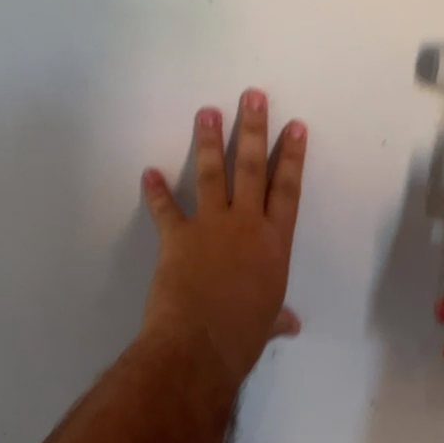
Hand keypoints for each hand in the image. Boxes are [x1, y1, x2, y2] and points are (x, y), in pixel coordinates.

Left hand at [140, 89, 307, 386]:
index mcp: (275, 244)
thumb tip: (291, 326)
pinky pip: (165, 209)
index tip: (294, 126)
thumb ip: (277, 316)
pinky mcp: (177, 237)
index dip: (292, 156)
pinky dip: (155, 191)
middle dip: (253, 129)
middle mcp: (246, 225)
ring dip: (210, 141)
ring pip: (213, 174)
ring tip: (208, 111)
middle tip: (252, 96)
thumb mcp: (266, 323)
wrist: (200, 347)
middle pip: (253, 168)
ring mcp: (211, 227)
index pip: (288, 190)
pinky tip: (149, 172)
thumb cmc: (242, 337)